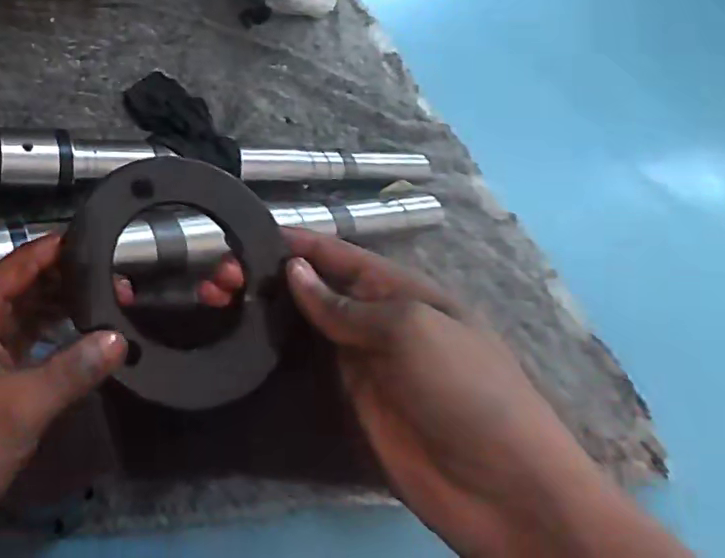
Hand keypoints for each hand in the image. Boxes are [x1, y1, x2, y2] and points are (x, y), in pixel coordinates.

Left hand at [0, 234, 125, 557]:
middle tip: (118, 278)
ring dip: (66, 302)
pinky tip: (89, 330)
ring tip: (111, 299)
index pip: (20, 262)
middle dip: (69, 277)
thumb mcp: (23, 404)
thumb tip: (118, 338)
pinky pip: (32, 332)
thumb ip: (72, 369)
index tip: (98, 240)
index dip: (56, 249)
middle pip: (29, 281)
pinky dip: (58, 328)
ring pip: (32, 306)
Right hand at [207, 230, 685, 557]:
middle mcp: (376, 317)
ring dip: (266, 306)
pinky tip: (241, 333)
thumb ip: (344, 304)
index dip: (296, 241)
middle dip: (270, 272)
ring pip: (303, 320)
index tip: (243, 230)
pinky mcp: (349, 397)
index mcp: (401, 290)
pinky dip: (275, 345)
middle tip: (219, 273)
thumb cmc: (467, 392)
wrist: (508, 495)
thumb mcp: (410, 331)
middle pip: (315, 285)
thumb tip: (293, 271)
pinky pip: (307, 361)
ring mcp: (361, 359)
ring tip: (216, 296)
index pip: (339, 253)